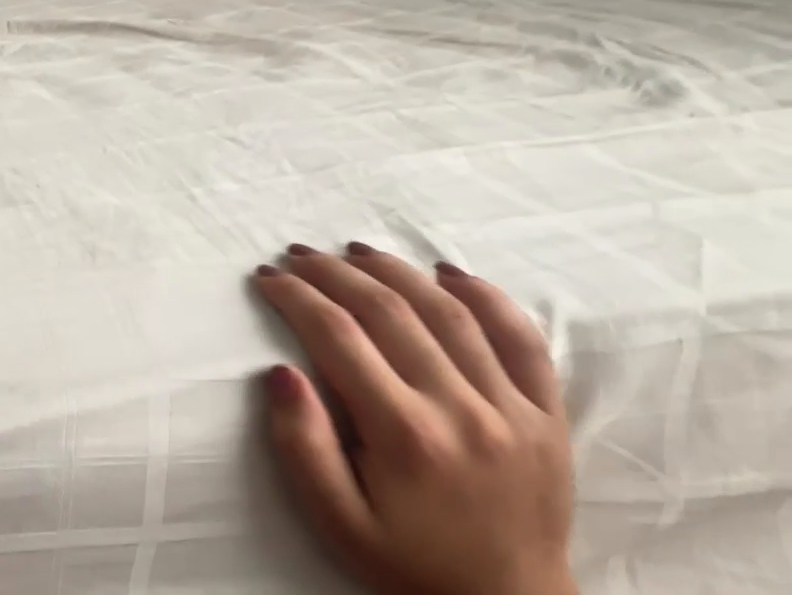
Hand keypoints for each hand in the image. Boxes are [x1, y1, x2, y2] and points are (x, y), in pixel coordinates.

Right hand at [255, 244, 576, 594]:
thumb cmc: (407, 563)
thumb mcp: (334, 518)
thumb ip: (300, 444)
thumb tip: (280, 372)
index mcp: (406, 435)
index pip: (337, 335)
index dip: (295, 296)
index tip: (266, 277)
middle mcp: (463, 411)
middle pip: (389, 311)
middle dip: (333, 272)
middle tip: (297, 255)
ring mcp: (513, 410)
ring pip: (450, 313)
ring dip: (395, 271)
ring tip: (355, 251)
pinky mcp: (547, 417)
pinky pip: (523, 340)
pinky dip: (487, 298)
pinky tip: (448, 273)